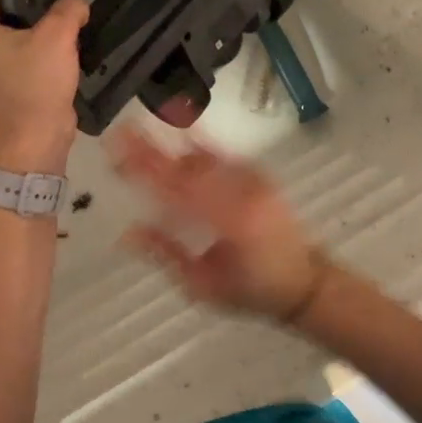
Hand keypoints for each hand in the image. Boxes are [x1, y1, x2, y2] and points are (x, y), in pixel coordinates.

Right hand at [112, 127, 325, 321]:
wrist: (304, 282)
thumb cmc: (249, 290)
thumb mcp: (202, 285)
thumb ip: (166, 255)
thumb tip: (127, 232)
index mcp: (225, 222)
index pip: (175, 189)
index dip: (143, 168)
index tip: (117, 152)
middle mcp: (241, 194)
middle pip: (187, 164)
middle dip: (152, 147)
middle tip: (122, 131)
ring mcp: (254, 182)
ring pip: (206, 155)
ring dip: (173, 143)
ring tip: (144, 132)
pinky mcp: (262, 177)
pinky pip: (226, 155)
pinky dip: (201, 146)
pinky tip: (182, 135)